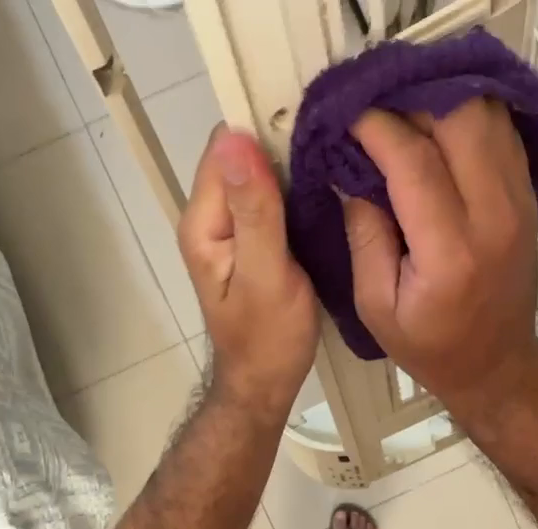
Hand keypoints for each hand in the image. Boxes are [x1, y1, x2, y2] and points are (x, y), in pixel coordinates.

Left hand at [179, 126, 319, 413]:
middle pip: (243, 156)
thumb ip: (255, 210)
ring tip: (333, 174)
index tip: (314, 139)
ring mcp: (230, 229)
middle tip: (333, 159)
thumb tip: (236, 139)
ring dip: (293, 171)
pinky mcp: (251, 240)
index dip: (267, 134)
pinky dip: (295, 195)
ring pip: (259, 176)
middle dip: (283, 151)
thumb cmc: (268, 339)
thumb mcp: (266, 274)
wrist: (265, 385)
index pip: (227, 146)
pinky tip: (323, 199)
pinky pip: (271, 200)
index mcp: (203, 222)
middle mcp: (209, 218)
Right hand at [344, 101, 537, 404]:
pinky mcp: (528, 197)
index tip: (346, 116)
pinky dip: (468, 116)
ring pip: (487, 114)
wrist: (494, 365)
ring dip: (442, 102)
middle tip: (377, 112)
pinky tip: (438, 128)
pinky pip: (502, 131)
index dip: (375, 127)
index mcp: (450, 253)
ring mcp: (519, 202)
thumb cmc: (429, 346)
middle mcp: (494, 217)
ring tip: (404, 115)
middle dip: (411, 103)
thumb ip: (364, 235)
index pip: (413, 161)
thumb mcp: (376, 306)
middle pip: (459, 119)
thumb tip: (351, 171)